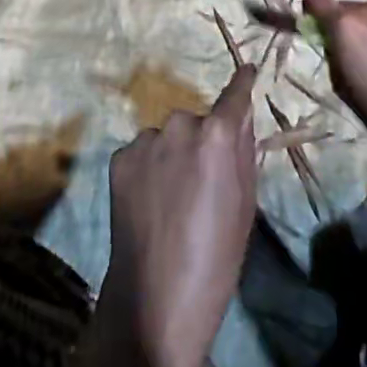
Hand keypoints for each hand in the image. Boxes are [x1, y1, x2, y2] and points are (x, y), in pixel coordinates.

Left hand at [94, 65, 257, 366]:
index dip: (242, 82)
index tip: (248, 70)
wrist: (156, 297)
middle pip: (198, 122)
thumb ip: (244, 149)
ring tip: (173, 198)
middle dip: (203, 140)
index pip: (234, 94)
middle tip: (203, 182)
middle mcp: (179, 124)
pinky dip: (150, 167)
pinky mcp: (119, 158)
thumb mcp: (246, 202)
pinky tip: (150, 201)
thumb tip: (242, 114)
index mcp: (216, 135)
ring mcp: (144, 140)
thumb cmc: (218, 255)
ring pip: (168, 137)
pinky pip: (144, 152)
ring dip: (174, 153)